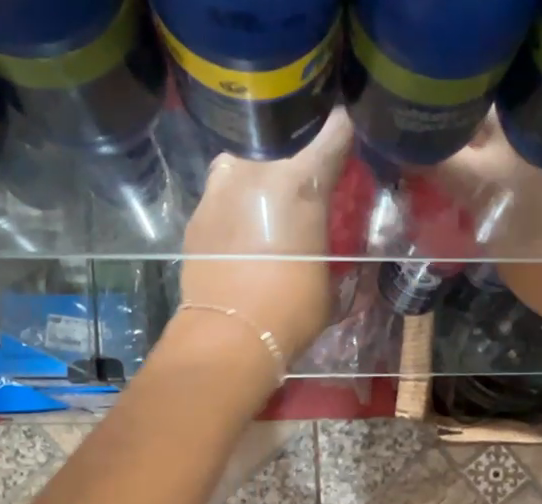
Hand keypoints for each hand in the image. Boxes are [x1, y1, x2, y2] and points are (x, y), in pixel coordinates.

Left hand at [178, 109, 353, 371]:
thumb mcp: (328, 281)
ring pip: (243, 168)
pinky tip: (239, 237)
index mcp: (303, 183)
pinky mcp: (196, 214)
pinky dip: (232, 210)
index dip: (342, 131)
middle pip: (281, 149)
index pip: (334, 134)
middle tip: (300, 192)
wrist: (231, 336)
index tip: (346, 129)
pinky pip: (220, 199)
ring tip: (263, 210)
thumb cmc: (293, 311)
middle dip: (292, 165)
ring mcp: (220, 189)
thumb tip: (331, 256)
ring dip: (255, 184)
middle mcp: (258, 171)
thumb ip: (327, 252)